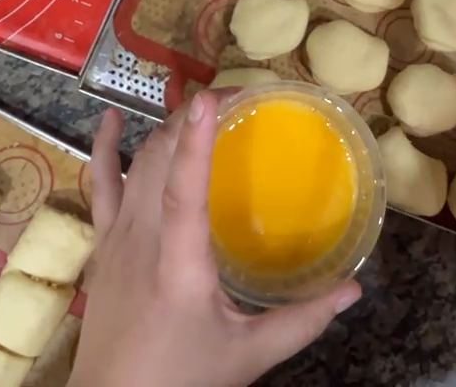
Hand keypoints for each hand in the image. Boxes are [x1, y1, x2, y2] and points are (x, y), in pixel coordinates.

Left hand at [68, 94, 359, 386]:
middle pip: (160, 159)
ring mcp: (116, 237)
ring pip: (137, 162)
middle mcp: (142, 239)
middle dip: (194, 118)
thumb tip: (355, 291)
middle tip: (238, 97)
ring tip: (202, 104)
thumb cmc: (182, 378)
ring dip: (167, 127)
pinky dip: (102, 146)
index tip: (211, 97)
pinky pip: (99, 184)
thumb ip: (303, 322)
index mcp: (179, 264)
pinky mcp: (103, 242)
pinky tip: (109, 116)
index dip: (196, 142)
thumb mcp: (249, 356)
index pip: (183, 190)